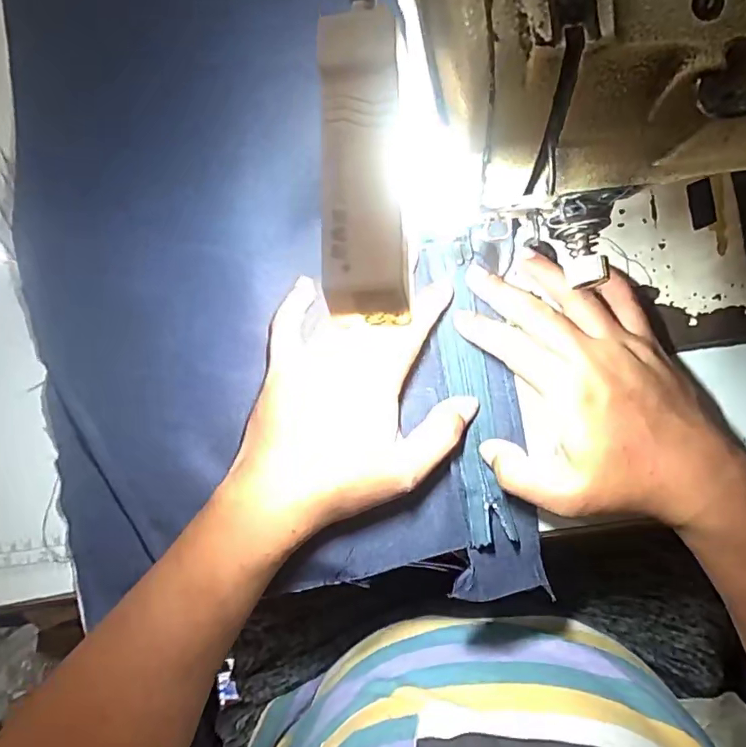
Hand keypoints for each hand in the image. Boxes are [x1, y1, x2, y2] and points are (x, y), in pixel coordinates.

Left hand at [223, 276, 477, 542]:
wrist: (277, 493)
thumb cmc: (342, 484)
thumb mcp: (404, 470)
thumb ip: (441, 434)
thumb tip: (469, 401)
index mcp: (378, 378)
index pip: (410, 331)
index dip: (429, 305)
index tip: (443, 283)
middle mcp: (344, 358)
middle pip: (377, 312)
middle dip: (398, 282)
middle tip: (411, 253)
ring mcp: (309, 358)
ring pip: (339, 312)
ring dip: (358, 285)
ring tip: (374, 261)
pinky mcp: (280, 367)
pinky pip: (286, 326)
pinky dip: (294, 304)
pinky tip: (303, 286)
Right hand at [453, 254, 745, 535]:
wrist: (697, 474)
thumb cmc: (634, 483)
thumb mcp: (565, 495)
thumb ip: (518, 474)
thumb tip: (490, 450)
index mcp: (569, 390)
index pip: (513, 347)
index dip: (483, 330)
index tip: (463, 319)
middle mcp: (594, 358)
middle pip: (538, 313)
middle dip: (502, 291)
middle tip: (480, 276)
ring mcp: (623, 346)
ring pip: (579, 297)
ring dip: (548, 275)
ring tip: (525, 259)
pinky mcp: (648, 345)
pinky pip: (625, 301)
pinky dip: (607, 280)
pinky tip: (593, 267)